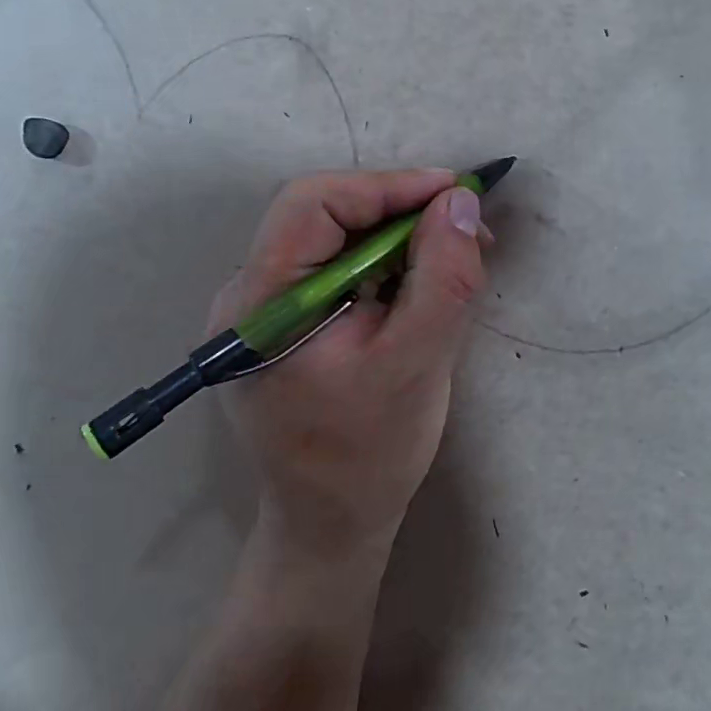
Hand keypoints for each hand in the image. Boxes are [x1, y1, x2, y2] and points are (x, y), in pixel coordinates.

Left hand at [207, 168, 490, 555]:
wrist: (329, 524)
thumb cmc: (369, 456)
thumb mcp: (418, 365)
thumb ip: (443, 279)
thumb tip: (459, 201)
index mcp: (260, 304)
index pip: (312, 204)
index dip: (385, 187)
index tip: (452, 193)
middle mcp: (246, 294)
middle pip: (322, 215)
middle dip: (398, 210)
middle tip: (464, 226)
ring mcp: (261, 307)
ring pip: (333, 237)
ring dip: (396, 234)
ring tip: (453, 253)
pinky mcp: (283, 319)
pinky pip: (335, 265)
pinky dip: (383, 261)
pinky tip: (419, 279)